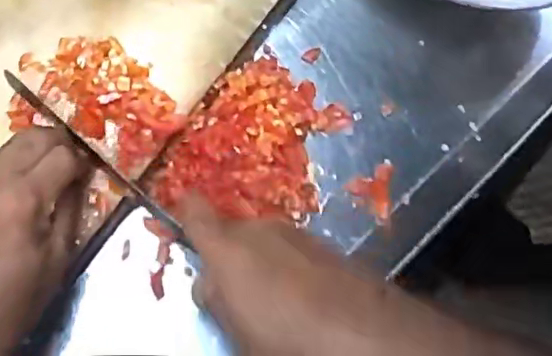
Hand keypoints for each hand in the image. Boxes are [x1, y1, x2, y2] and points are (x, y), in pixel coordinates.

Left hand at [0, 129, 85, 355]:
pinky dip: (23, 155)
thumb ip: (72, 206)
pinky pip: (2, 157)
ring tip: (58, 161)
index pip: (62, 155)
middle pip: (37, 137)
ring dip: (41, 143)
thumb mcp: (59, 255)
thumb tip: (82, 174)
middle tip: (78, 158)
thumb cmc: (20, 297)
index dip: (82, 158)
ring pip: (17, 140)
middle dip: (62, 141)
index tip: (92, 168)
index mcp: (23, 198)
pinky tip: (35, 173)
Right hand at [181, 197, 400, 355]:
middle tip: (237, 299)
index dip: (185, 217)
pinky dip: (292, 272)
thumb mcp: (240, 337)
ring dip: (264, 266)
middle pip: (231, 232)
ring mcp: (293, 232)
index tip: (183, 236)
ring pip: (264, 242)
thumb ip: (218, 304)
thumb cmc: (289, 343)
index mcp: (226, 248)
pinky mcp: (324, 245)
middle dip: (231, 258)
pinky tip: (307, 309)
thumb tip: (208, 286)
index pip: (192, 208)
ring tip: (277, 309)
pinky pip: (294, 252)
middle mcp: (256, 228)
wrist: (367, 336)